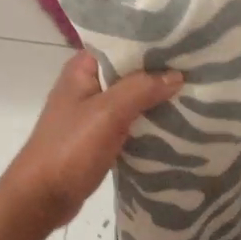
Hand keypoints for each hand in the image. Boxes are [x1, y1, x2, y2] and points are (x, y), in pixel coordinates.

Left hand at [0, 52, 181, 239]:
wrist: (41, 198)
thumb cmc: (70, 149)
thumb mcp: (108, 113)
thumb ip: (141, 89)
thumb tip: (177, 75)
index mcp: (82, 67)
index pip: (122, 42)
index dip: (152, 41)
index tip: (186, 40)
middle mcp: (86, 83)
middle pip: (129, 69)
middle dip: (159, 70)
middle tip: (199, 66)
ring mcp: (91, 111)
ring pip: (131, 96)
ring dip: (156, 97)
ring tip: (195, 90)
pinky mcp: (98, 135)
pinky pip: (129, 119)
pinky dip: (148, 119)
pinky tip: (175, 120)